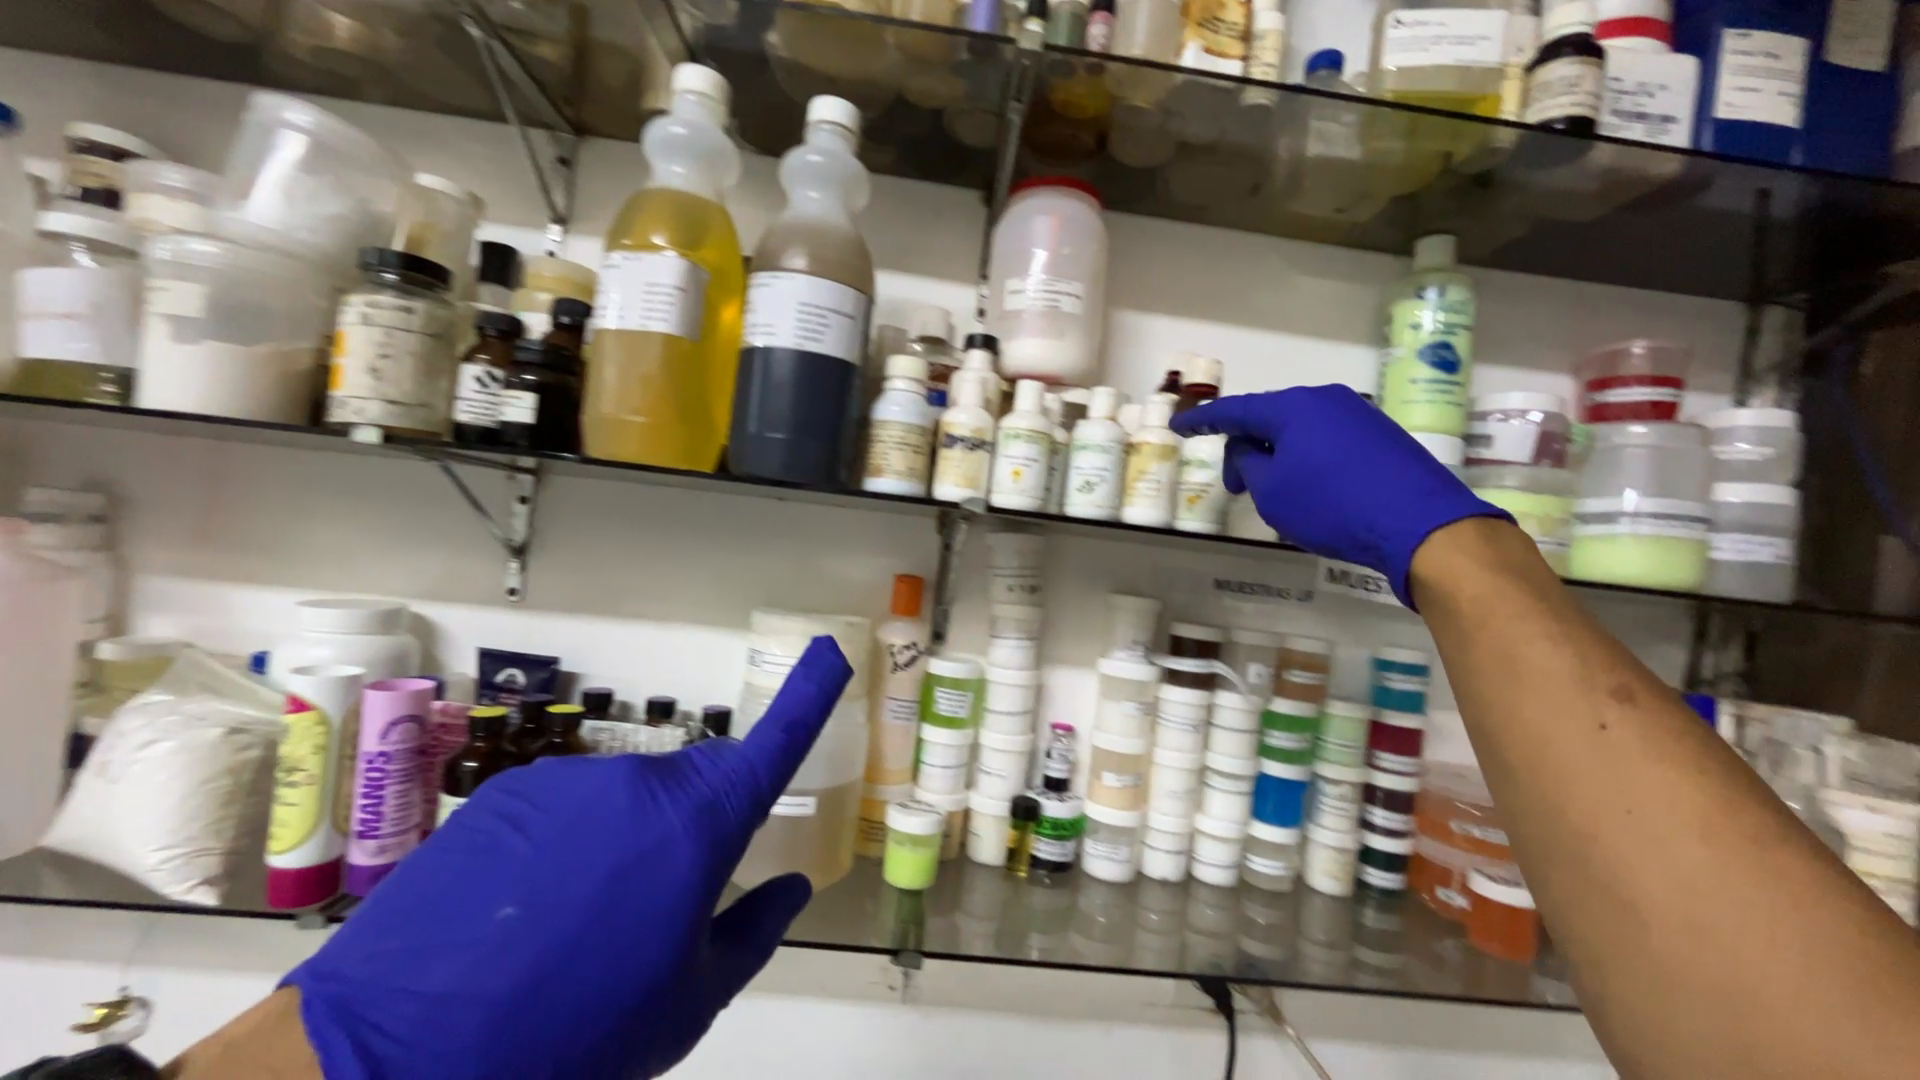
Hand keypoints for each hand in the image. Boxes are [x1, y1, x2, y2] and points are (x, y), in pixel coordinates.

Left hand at [283, 637, 853, 1079]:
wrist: (396, 1053)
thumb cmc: (579, 1033)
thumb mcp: (688, 1003)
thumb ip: (752, 934)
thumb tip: (789, 889)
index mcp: (698, 825)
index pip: (773, 744)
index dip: (810, 695)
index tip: (831, 652)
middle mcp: (638, 783)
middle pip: (695, 783)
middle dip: (700, 824)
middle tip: (669, 904)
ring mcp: (565, 782)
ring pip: (628, 800)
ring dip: (630, 841)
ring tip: (585, 924)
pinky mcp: (503, 796)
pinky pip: (566, 810)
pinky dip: (571, 845)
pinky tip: (530, 912)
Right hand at [1172, 385, 1511, 607]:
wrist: (1419, 522)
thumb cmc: (1331, 506)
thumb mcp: (1272, 492)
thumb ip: (1249, 465)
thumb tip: (1251, 452)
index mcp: (1293, 407)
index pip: (1235, 411)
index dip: (1202, 421)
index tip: (1178, 427)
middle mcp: (1326, 400)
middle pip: (1269, 419)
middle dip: (1244, 449)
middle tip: (1234, 488)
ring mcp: (1359, 416)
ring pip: (1300, 431)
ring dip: (1277, 457)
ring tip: (1273, 493)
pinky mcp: (1382, 437)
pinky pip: (1328, 441)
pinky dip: (1306, 461)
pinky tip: (1309, 490)